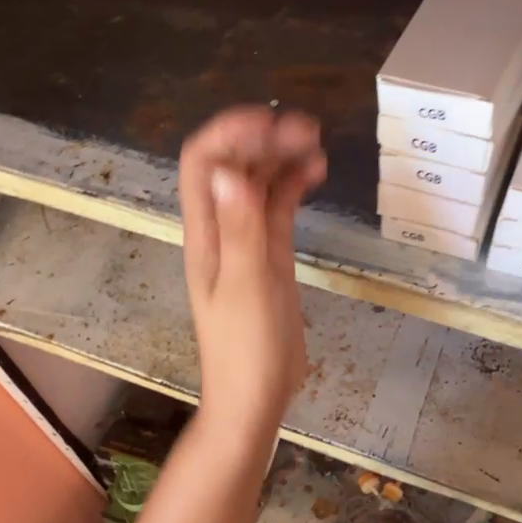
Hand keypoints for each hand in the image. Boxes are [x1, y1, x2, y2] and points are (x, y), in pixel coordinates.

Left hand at [177, 106, 326, 432]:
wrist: (256, 400)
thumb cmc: (246, 352)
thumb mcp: (247, 288)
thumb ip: (241, 230)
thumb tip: (230, 172)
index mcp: (206, 234)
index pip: (205, 164)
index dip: (231, 134)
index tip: (273, 122)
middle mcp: (222, 230)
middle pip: (234, 167)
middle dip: (264, 140)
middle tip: (308, 129)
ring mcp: (246, 244)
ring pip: (259, 185)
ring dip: (281, 160)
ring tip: (317, 146)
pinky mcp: (270, 260)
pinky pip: (277, 211)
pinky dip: (293, 188)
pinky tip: (315, 174)